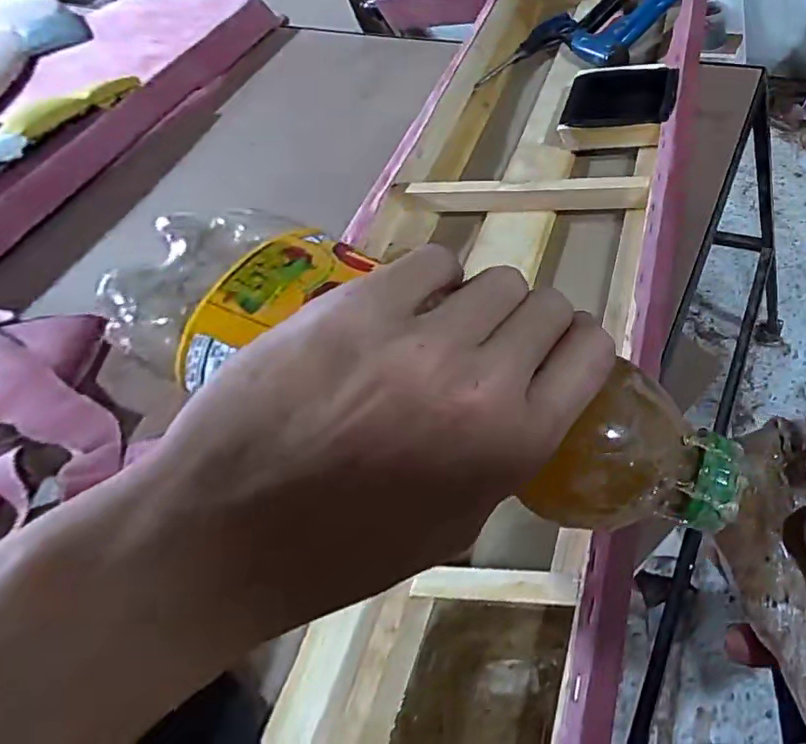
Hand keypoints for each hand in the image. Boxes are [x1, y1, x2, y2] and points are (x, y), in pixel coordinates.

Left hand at [133, 244, 613, 632]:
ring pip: (501, 279)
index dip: (580, 343)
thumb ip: (523, 442)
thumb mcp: (469, 514)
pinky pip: (436, 260)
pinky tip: (408, 308)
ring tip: (447, 327)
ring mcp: (418, 340)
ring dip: (484, 303)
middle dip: (533, 324)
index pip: (593, 349)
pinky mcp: (357, 308)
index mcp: (517, 439)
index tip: (556, 351)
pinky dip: (434, 280)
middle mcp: (482, 382)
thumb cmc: (352, 545)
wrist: (212, 541)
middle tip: (496, 344)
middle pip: (551, 306)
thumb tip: (546, 383)